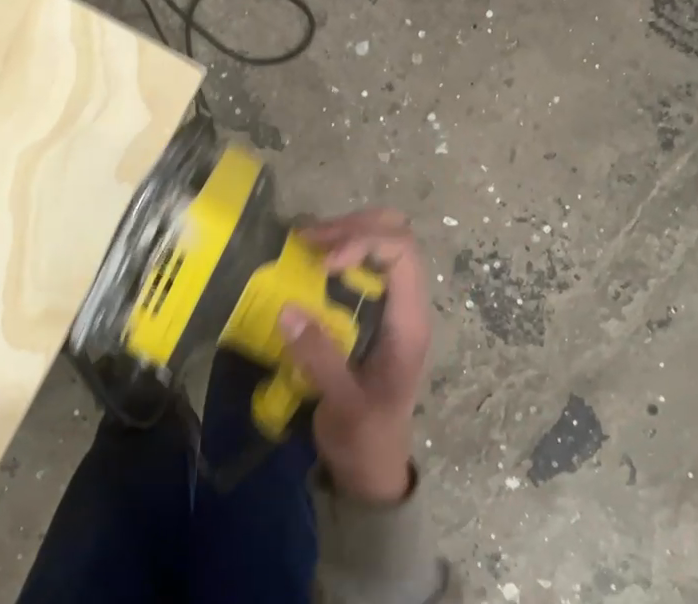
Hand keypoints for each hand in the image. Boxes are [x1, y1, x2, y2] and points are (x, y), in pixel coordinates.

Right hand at [279, 209, 430, 503]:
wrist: (372, 470)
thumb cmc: (365, 439)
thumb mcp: (344, 406)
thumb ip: (320, 359)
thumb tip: (288, 308)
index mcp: (409, 323)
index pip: (402, 254)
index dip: (363, 243)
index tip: (324, 263)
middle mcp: (405, 305)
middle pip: (395, 235)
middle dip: (352, 227)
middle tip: (307, 240)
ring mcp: (390, 306)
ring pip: (380, 241)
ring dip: (344, 232)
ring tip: (303, 242)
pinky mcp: (370, 311)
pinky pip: (363, 262)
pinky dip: (337, 248)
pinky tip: (307, 258)